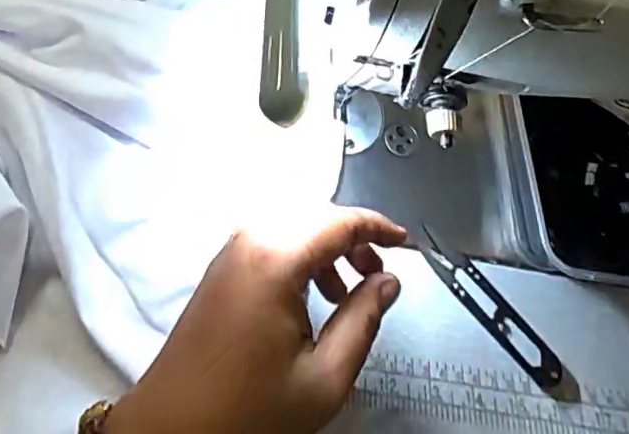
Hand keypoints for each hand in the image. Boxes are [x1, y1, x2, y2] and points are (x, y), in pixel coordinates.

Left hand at [106, 207, 407, 433]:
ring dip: (330, 247)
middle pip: (320, 215)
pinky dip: (303, 256)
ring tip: (349, 291)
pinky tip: (313, 296)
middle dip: (356, 238)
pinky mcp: (223, 265)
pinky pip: (275, 240)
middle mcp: (253, 238)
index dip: (380, 227)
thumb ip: (363, 321)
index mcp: (276, 256)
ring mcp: (233, 249)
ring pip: (298, 225)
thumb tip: (389, 282)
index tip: (406, 243)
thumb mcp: (321, 380)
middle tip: (379, 274)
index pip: (342, 221)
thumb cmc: (245, 413)